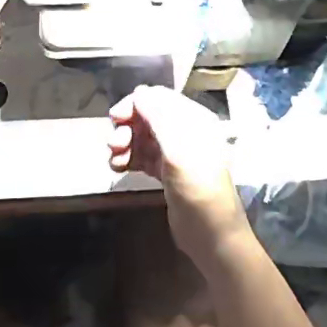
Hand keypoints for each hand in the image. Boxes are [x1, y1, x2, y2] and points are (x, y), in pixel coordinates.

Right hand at [108, 86, 253, 275]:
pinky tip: (118, 168)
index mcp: (193, 119)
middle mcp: (184, 131)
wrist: (212, 235)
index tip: (115, 117)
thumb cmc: (198, 188)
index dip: (135, 104)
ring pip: (142, 137)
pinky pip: (143, 156)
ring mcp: (175, 152)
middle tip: (114, 145)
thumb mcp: (178, 150)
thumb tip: (139, 92)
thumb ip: (158, 118)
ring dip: (125, 144)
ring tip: (115, 161)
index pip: (159, 98)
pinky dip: (128, 158)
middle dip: (127, 126)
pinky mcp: (167, 172)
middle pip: (148, 117)